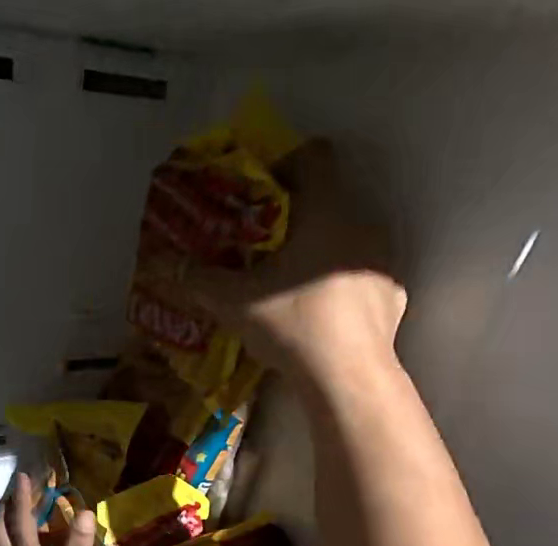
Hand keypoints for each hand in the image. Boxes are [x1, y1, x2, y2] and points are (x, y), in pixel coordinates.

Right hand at [184, 140, 407, 383]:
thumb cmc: (292, 323)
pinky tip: (317, 312)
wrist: (346, 377)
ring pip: (346, 237)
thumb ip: (201, 279)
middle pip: (328, 199)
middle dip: (294, 216)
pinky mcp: (391, 293)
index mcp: (328, 209)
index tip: (257, 196)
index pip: (314, 156)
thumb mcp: (234, 302)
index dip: (283, 166)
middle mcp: (363, 222)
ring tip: (286, 281)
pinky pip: (360, 274)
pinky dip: (338, 283)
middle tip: (260, 245)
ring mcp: (383, 258)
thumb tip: (166, 265)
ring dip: (316, 249)